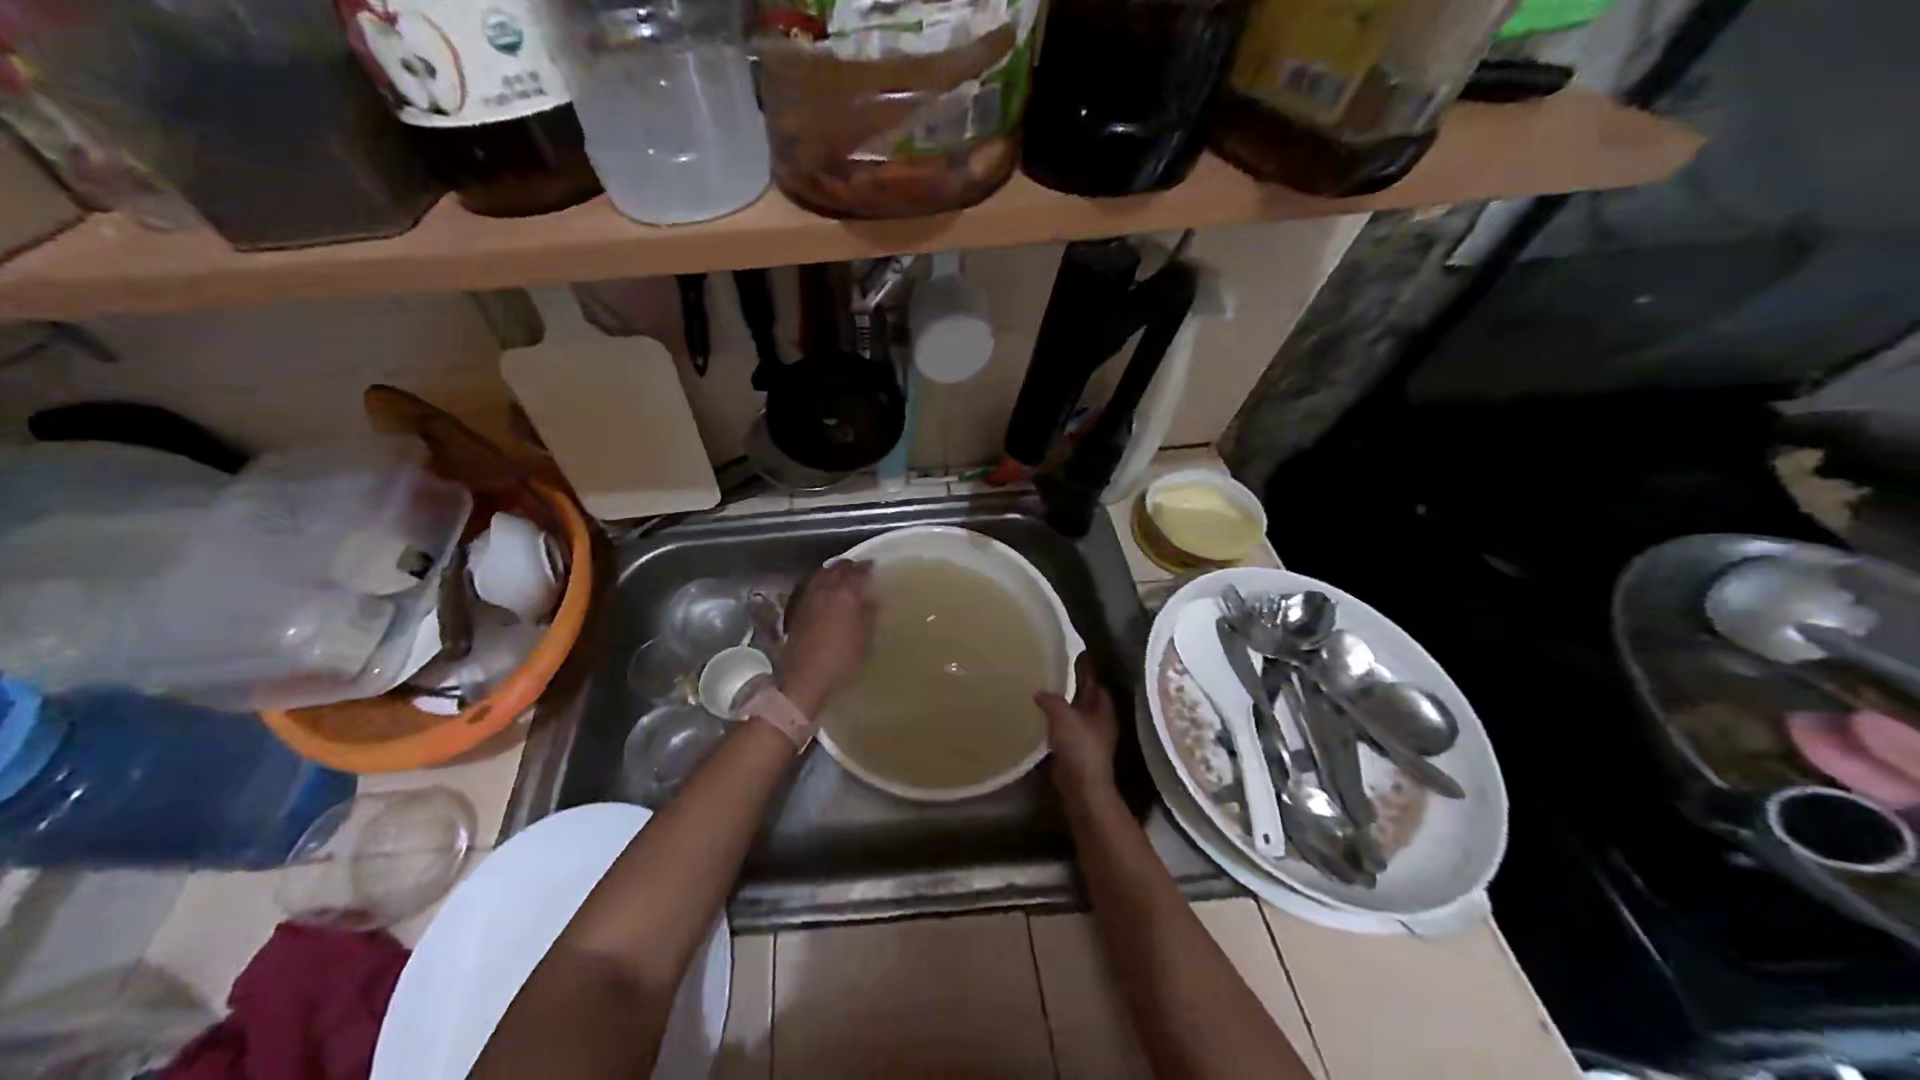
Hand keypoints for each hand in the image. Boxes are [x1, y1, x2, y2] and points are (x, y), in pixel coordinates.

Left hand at [780, 559, 874, 715]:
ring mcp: (807, 599)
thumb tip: (870, 599)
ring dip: (831, 572)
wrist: (804, 678)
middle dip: (848, 566)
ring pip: (820, 575)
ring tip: (840, 578)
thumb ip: (869, 614)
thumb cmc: (841, 660)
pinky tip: (824, 593)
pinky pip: (811, 587)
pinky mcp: (796, 611)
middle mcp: (824, 590)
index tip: (873, 567)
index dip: (867, 567)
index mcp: (845, 593)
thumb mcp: (865, 639)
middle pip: (836, 568)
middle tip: (858, 570)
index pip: (858, 571)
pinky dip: (820, 584)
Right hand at [1036, 652, 1117, 797]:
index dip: (1088, 665)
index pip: (1095, 679)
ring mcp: (1088, 734)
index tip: (1079, 649)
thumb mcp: (1063, 715)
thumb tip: (1039, 692)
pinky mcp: (1076, 747)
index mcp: (1102, 707)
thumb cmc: (1079, 746)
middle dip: (1077, 680)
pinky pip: (1066, 724)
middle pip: (1087, 693)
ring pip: (1076, 709)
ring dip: (1065, 698)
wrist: (1081, 786)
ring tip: (1048, 683)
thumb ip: (1051, 699)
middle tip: (1062, 662)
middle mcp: (1098, 718)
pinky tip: (1042, 712)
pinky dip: (1057, 716)